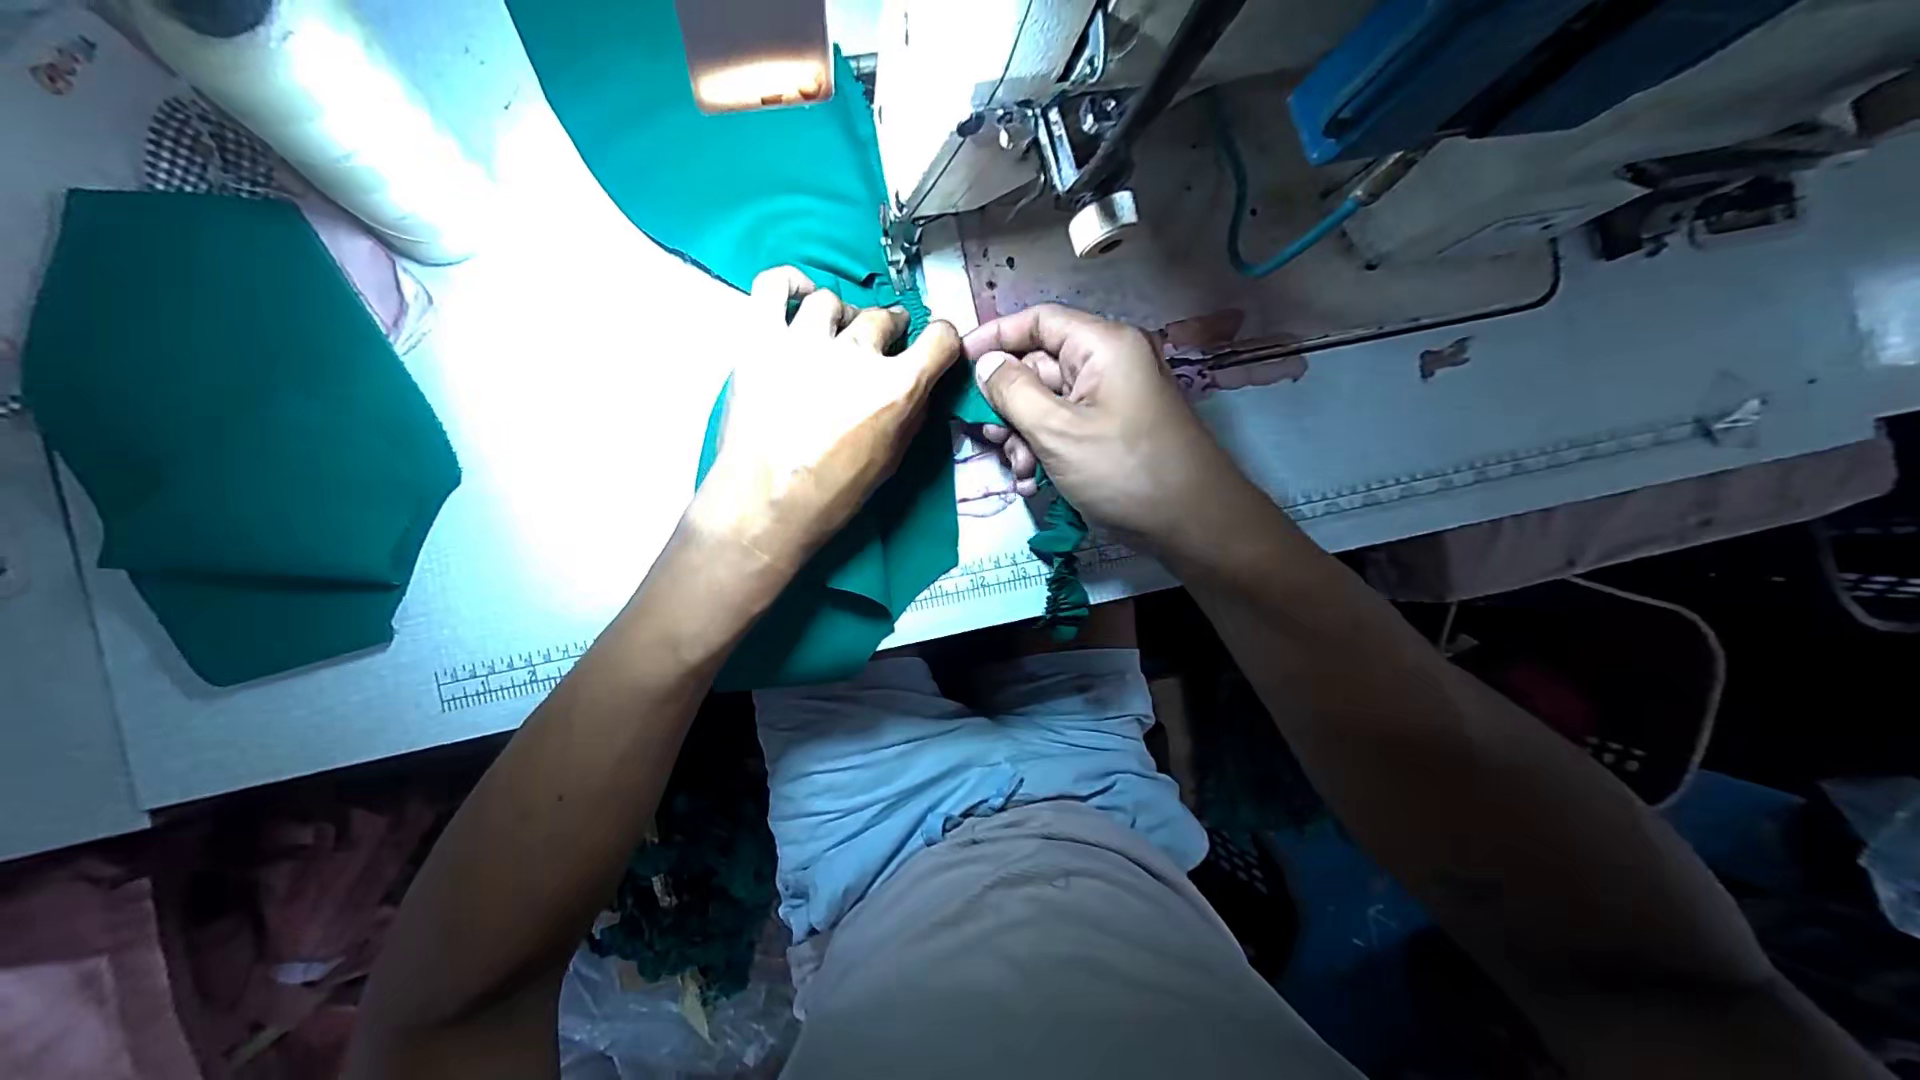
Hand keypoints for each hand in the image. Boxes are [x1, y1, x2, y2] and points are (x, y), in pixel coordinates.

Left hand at [690, 266, 960, 569]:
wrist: (766, 502)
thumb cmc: (835, 492)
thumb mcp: (893, 458)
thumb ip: (913, 411)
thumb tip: (922, 383)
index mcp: (897, 386)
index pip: (939, 338)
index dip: (941, 341)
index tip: (932, 349)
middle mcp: (856, 353)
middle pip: (883, 318)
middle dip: (889, 332)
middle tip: (878, 352)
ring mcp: (805, 339)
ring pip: (834, 301)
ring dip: (842, 319)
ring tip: (834, 339)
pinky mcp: (761, 336)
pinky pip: (775, 284)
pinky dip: (791, 284)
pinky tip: (800, 299)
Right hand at [964, 304, 1264, 557]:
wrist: (1194, 525)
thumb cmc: (1125, 470)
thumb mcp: (1057, 430)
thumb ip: (1012, 392)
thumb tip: (985, 364)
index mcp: (1102, 345)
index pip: (1038, 321)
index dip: (994, 337)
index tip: (957, 363)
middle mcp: (1108, 364)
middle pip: (1038, 366)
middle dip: (1008, 405)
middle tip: (986, 438)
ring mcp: (1111, 400)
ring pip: (1047, 404)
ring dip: (1023, 436)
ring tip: (1020, 470)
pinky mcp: (1112, 432)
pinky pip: (1066, 429)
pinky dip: (1045, 451)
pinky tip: (1033, 482)